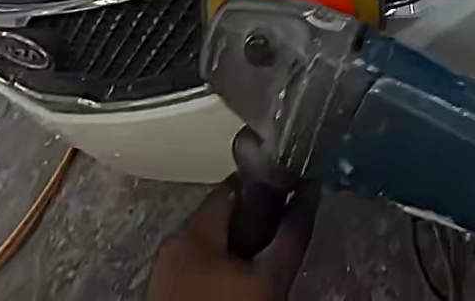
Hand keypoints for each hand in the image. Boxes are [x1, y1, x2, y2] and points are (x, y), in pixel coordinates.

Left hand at [146, 181, 314, 300]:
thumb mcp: (271, 279)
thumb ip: (292, 233)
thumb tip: (310, 193)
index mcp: (191, 234)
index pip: (235, 186)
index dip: (267, 185)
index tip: (291, 193)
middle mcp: (171, 249)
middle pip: (224, 216)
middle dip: (255, 222)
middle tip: (281, 234)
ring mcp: (165, 278)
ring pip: (214, 245)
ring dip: (241, 249)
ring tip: (265, 265)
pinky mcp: (166, 300)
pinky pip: (201, 270)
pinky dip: (223, 271)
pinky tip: (242, 288)